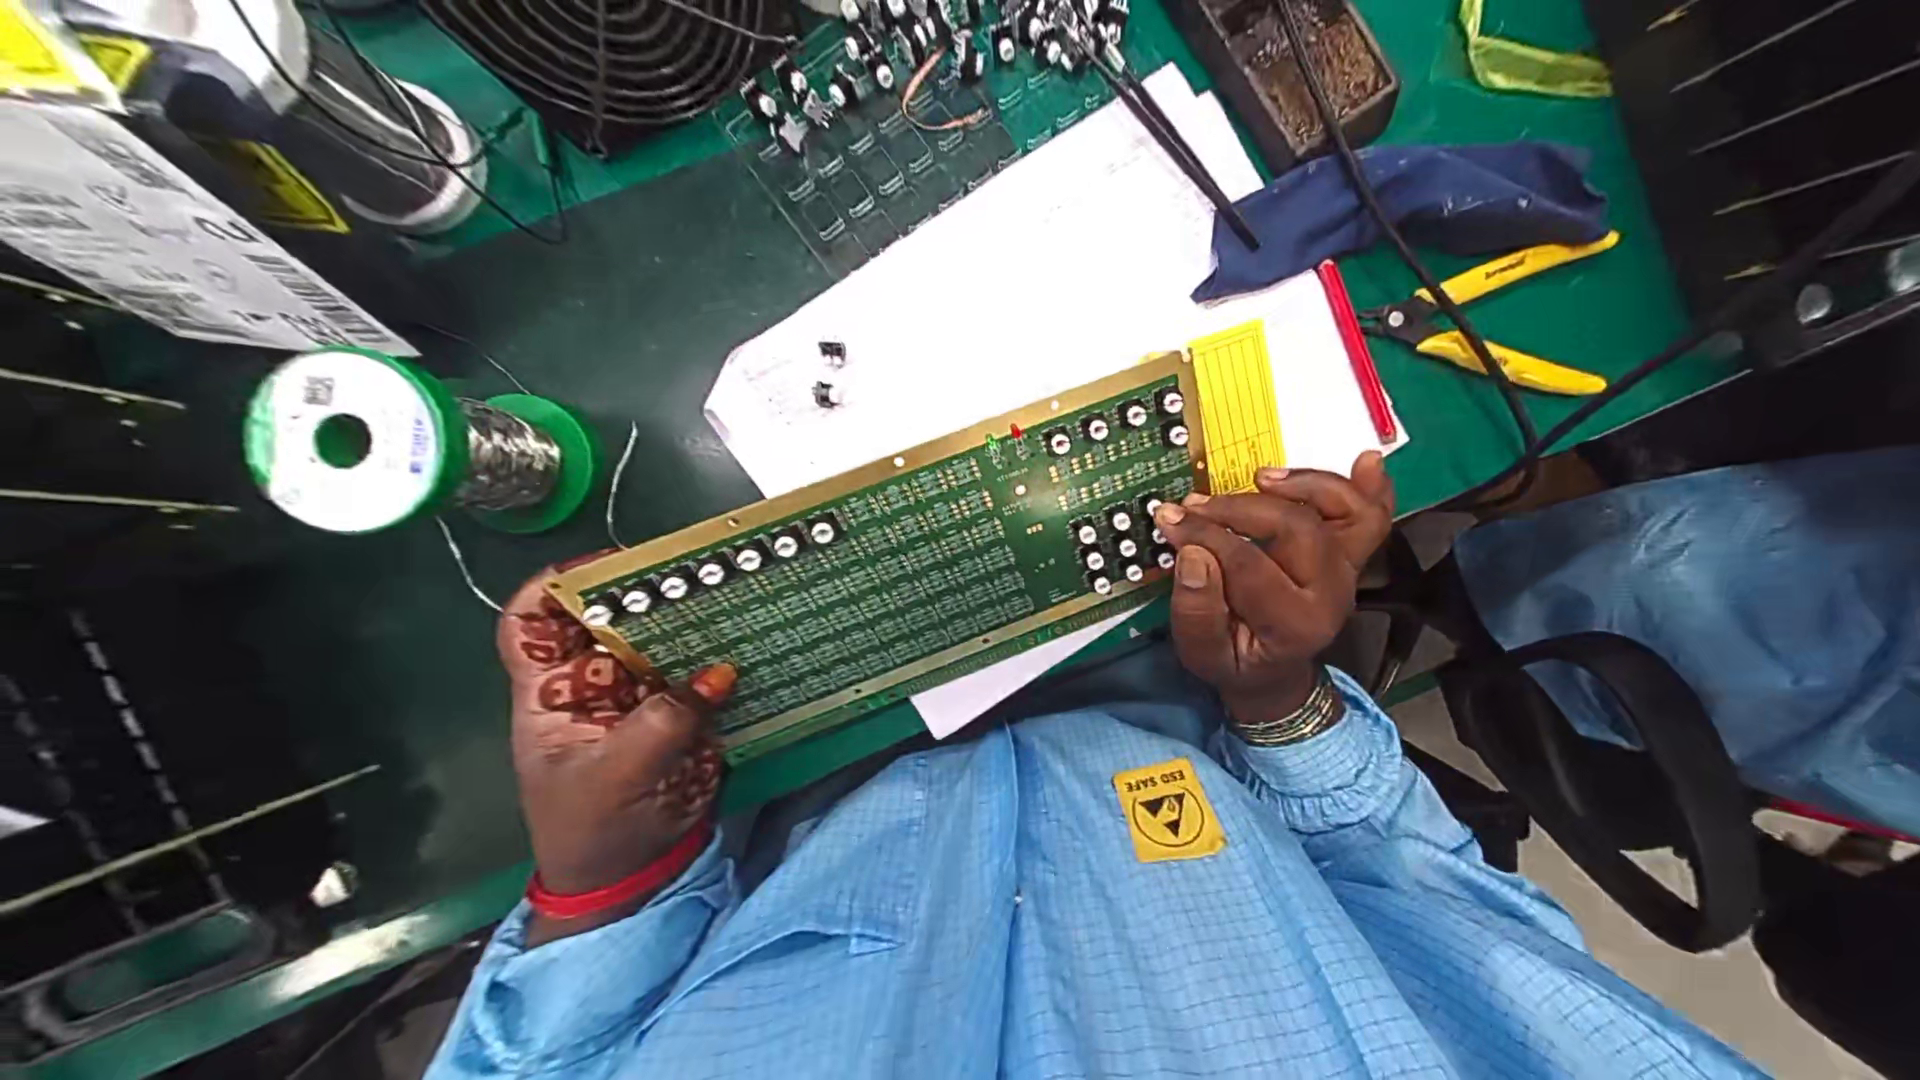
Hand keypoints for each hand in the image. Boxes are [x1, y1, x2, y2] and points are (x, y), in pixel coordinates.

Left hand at [497, 560, 733, 938]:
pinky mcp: (681, 709)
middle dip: (643, 591)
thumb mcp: (616, 776)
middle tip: (689, 571)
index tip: (606, 564)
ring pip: (661, 639)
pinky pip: (700, 669)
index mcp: (553, 693)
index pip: (533, 624)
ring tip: (725, 595)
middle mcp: (597, 681)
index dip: (558, 586)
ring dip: (689, 619)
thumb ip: (663, 722)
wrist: (634, 875)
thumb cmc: (593, 829)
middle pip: (611, 619)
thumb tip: (720, 672)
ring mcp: (643, 693)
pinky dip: (720, 653)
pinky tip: (745, 636)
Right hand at [1153, 451, 1393, 724]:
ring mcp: (1346, 571)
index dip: (1204, 535)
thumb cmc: (1234, 661)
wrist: (1271, 672)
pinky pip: (1371, 516)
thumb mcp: (1202, 653)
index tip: (1169, 518)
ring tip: (1258, 476)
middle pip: (1296, 528)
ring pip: (1345, 513)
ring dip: (1303, 484)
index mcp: (1294, 624)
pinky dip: (1369, 486)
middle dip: (1238, 508)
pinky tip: (1364, 460)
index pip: (1248, 563)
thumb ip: (1195, 611)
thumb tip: (1193, 553)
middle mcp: (1331, 594)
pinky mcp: (1349, 556)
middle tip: (1194, 504)